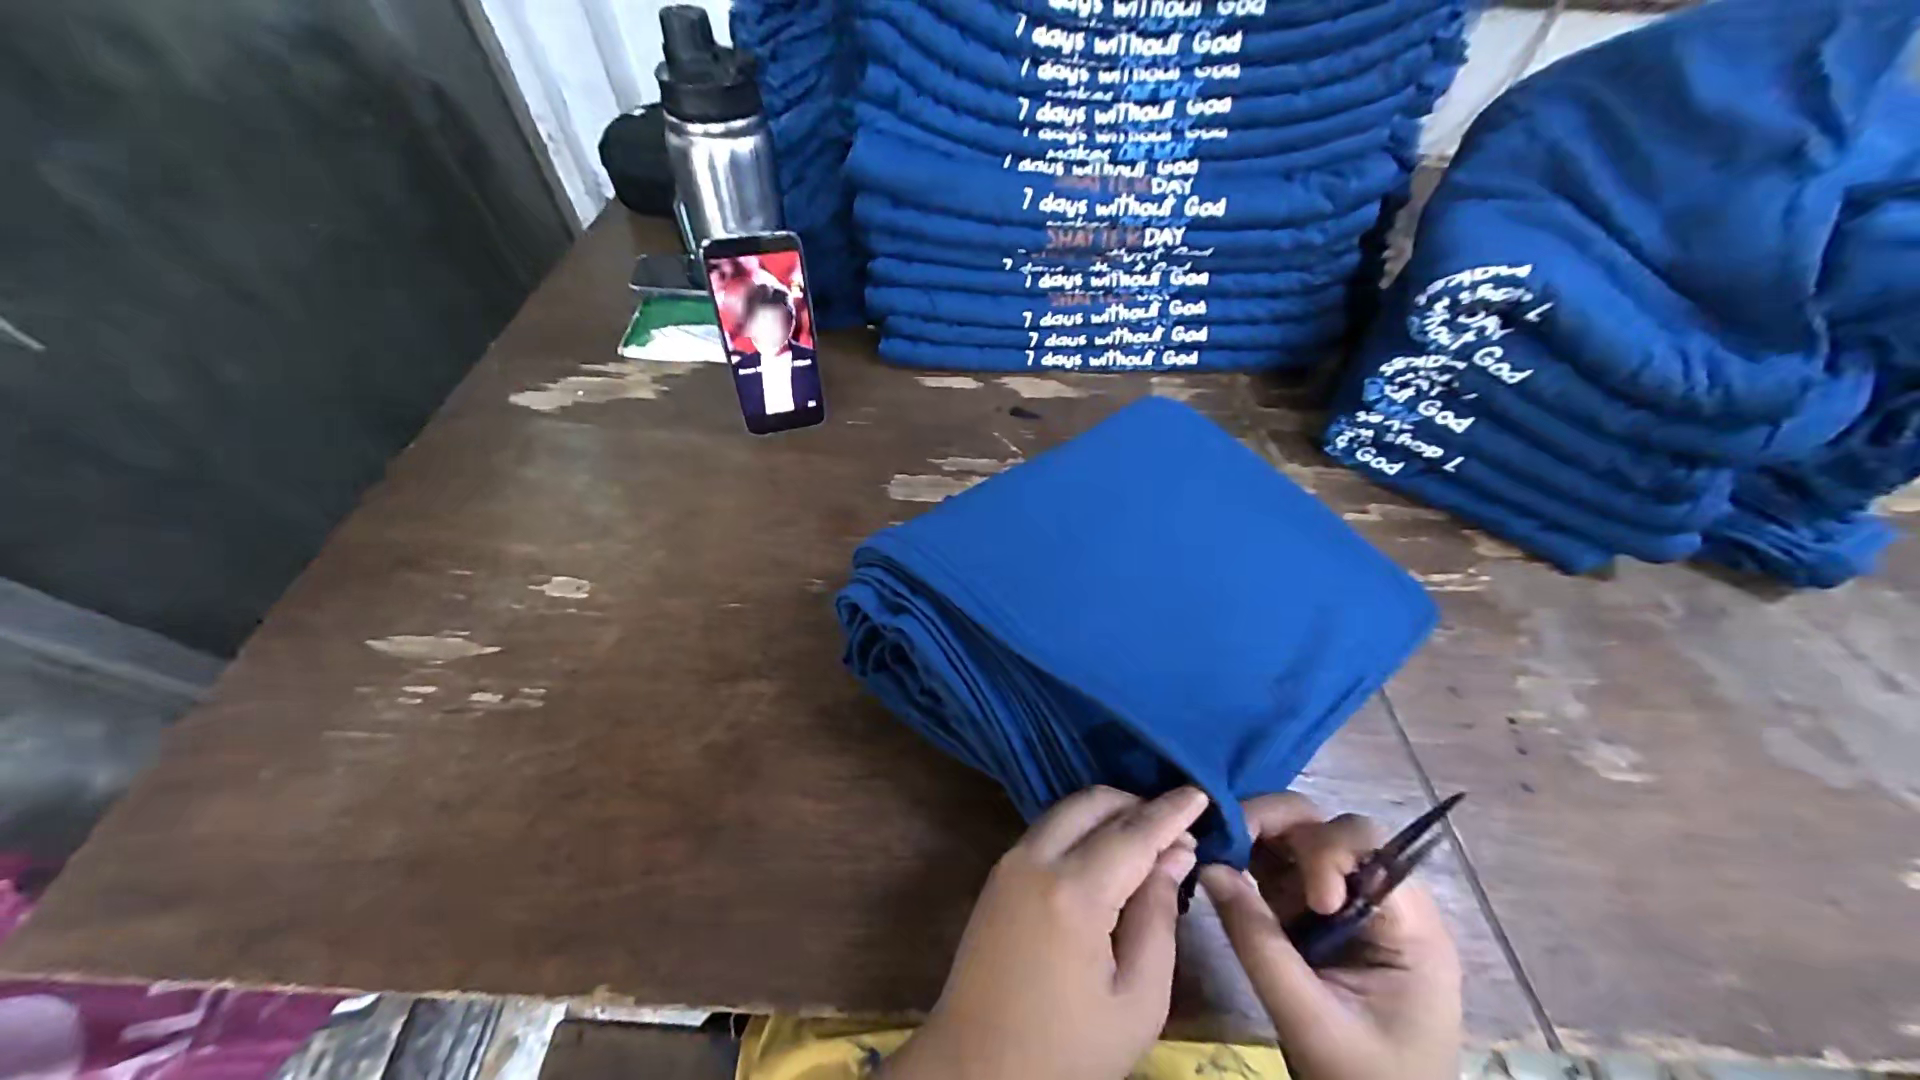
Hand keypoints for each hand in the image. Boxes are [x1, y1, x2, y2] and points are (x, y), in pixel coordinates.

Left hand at [885, 785, 1208, 1079]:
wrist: (978, 1067)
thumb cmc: (1068, 1049)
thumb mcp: (1137, 1000)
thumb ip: (1158, 918)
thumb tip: (1174, 854)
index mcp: (1073, 892)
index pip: (1133, 832)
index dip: (1171, 811)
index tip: (1201, 792)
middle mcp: (1035, 859)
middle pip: (1093, 803)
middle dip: (1138, 803)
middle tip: (1177, 829)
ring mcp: (1009, 862)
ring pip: (1066, 810)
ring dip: (1108, 811)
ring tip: (1147, 839)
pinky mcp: (997, 874)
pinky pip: (1047, 829)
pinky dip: (1081, 825)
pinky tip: (1105, 851)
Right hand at [1199, 795, 1461, 1079]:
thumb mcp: (1310, 1021)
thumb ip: (1259, 944)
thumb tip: (1208, 865)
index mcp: (1408, 925)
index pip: (1370, 846)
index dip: (1329, 852)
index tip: (1312, 903)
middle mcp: (1376, 898)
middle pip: (1330, 827)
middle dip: (1279, 824)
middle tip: (1235, 845)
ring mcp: (1341, 899)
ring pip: (1299, 834)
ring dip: (1257, 833)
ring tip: (1224, 853)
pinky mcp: (1310, 908)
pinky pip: (1279, 861)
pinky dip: (1248, 853)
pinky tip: (1225, 863)